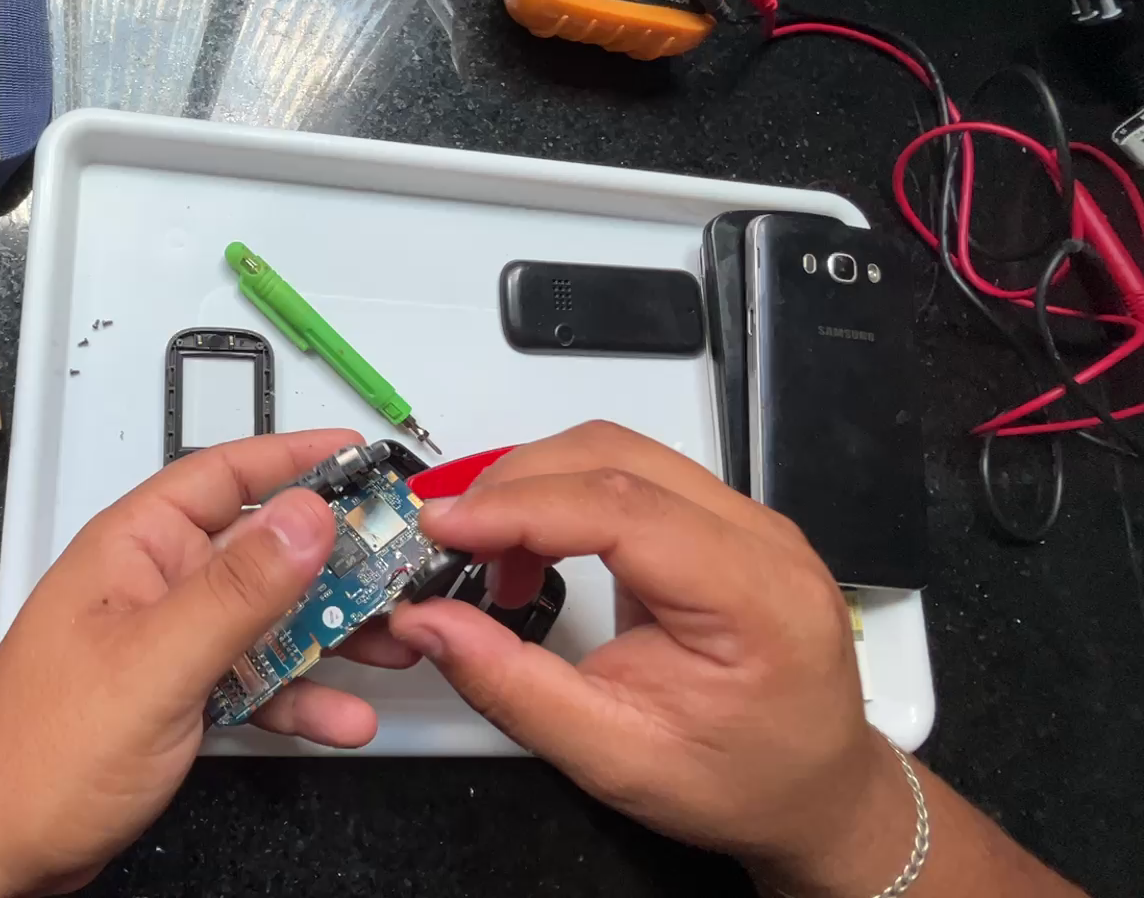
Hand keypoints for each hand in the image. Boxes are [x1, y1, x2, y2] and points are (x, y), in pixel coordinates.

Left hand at [0, 431, 419, 897]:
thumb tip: (306, 518)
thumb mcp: (154, 661)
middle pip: (261, 546)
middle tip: (395, 561)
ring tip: (390, 638)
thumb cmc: (41, 747)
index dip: (292, 458)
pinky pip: (257, 674)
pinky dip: (300, 692)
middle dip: (331, 556)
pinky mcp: (184, 686)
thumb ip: (236, 590)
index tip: (354, 453)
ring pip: (268, 612)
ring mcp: (173, 635)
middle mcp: (160, 579)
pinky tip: (340, 714)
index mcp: (138, 544)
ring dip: (329, 627)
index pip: (224, 474)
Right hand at [386, 421, 916, 893]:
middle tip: (450, 539)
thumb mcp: (609, 758)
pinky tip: (528, 548)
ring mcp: (736, 515)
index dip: (518, 507)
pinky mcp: (707, 515)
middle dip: (511, 485)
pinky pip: (614, 470)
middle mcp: (755, 535)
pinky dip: (550, 494)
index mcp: (752, 599)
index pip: (619, 510)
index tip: (440, 528)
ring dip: (527, 484)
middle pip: (608, 457)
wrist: (817, 789)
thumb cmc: (733, 782)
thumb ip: (509, 686)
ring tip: (487, 550)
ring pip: (605, 450)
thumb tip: (422, 620)